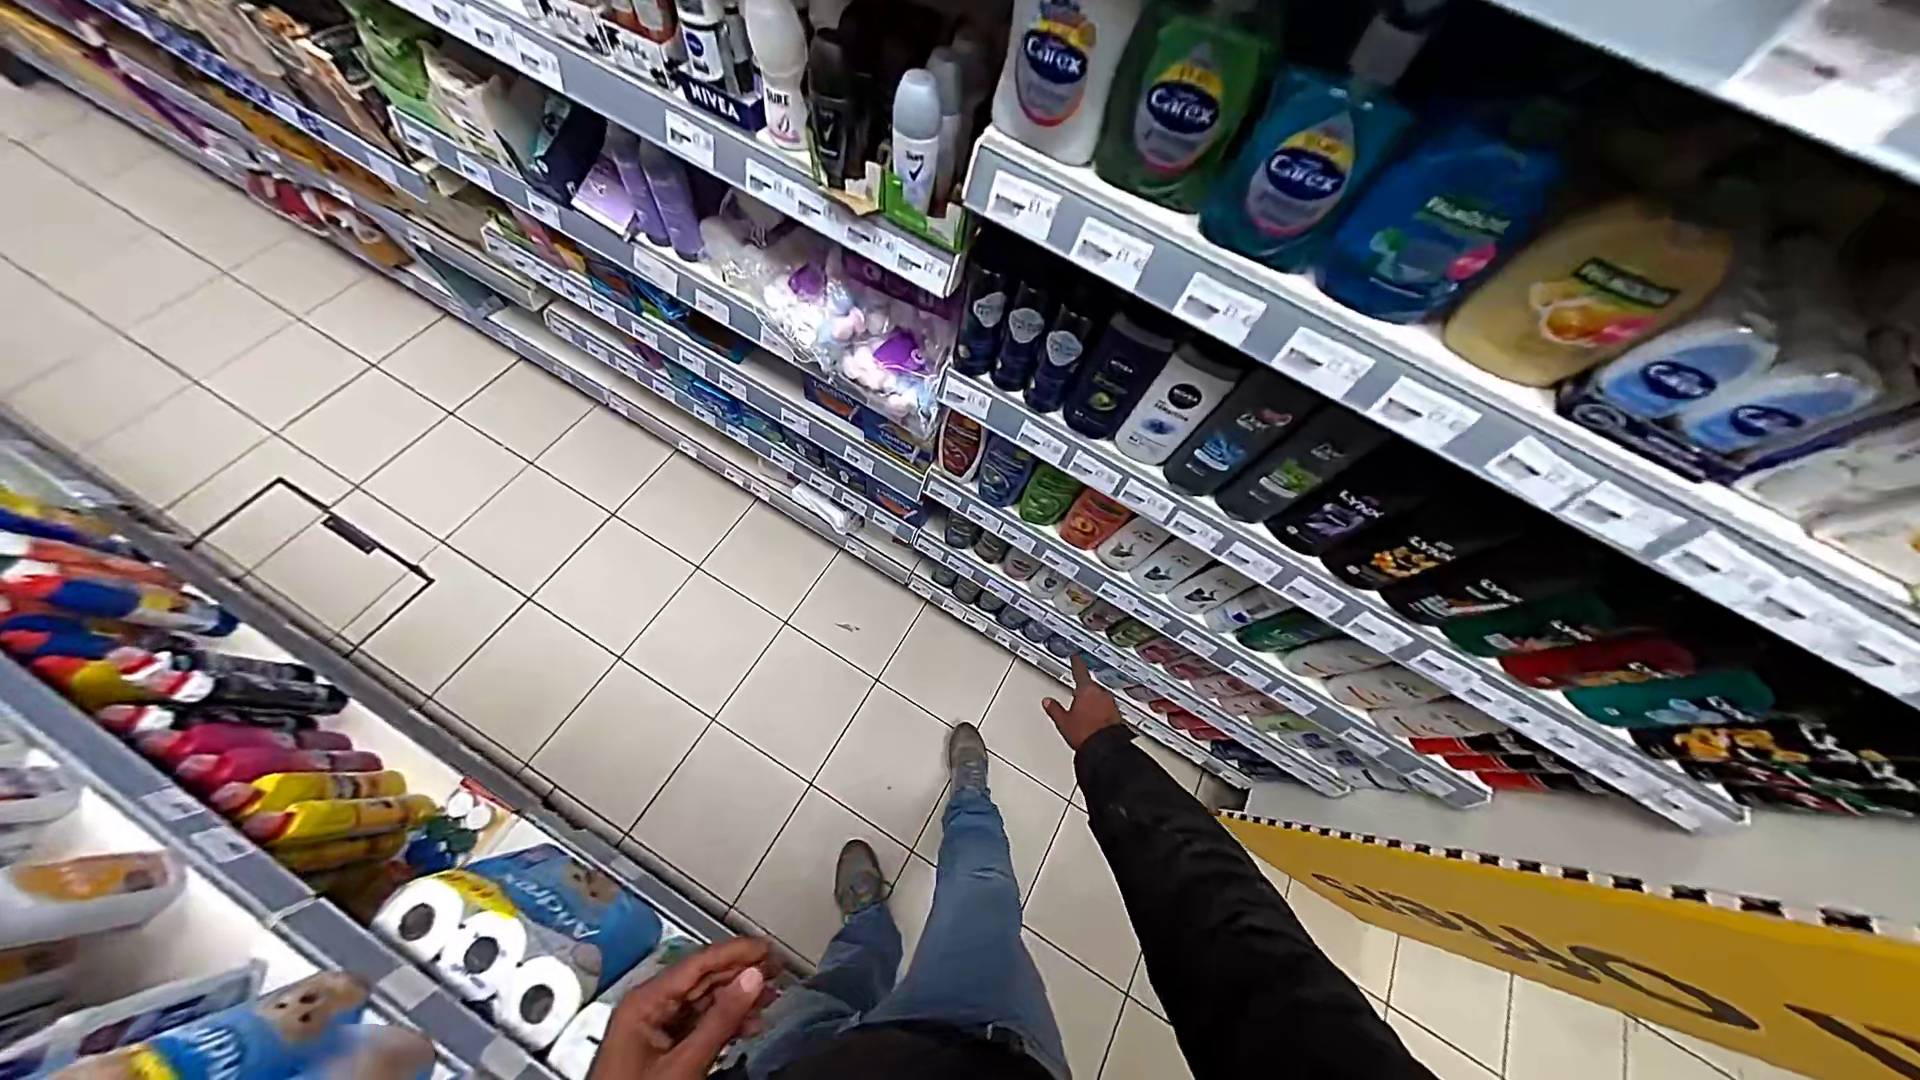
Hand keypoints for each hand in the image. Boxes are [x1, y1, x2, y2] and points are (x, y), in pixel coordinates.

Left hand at [589, 938, 780, 1079]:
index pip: (699, 962)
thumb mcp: (683, 1066)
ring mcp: (654, 1027)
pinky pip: (699, 1023)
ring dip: (738, 1000)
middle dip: (741, 975)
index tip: (769, 949)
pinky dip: (725, 1023)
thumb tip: (756, 974)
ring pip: (705, 1000)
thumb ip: (721, 1019)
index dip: (737, 952)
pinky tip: (749, 1026)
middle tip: (777, 972)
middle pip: (703, 978)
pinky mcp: (661, 1049)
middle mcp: (649, 1005)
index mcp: (646, 1001)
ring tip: (770, 999)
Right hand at [1042, 654, 1124, 750]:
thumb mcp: (1063, 722)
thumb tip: (1047, 702)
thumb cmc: (1086, 734)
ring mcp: (1111, 704)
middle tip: (1075, 700)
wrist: (1106, 750)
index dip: (1077, 662)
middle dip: (1083, 692)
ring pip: (1099, 697)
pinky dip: (1101, 711)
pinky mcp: (1118, 715)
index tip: (1076, 656)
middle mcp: (1101, 694)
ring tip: (1085, 716)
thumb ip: (1054, 709)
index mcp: (1086, 690)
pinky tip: (1095, 722)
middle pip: (1090, 686)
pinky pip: (1107, 708)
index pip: (1079, 671)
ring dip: (1092, 702)